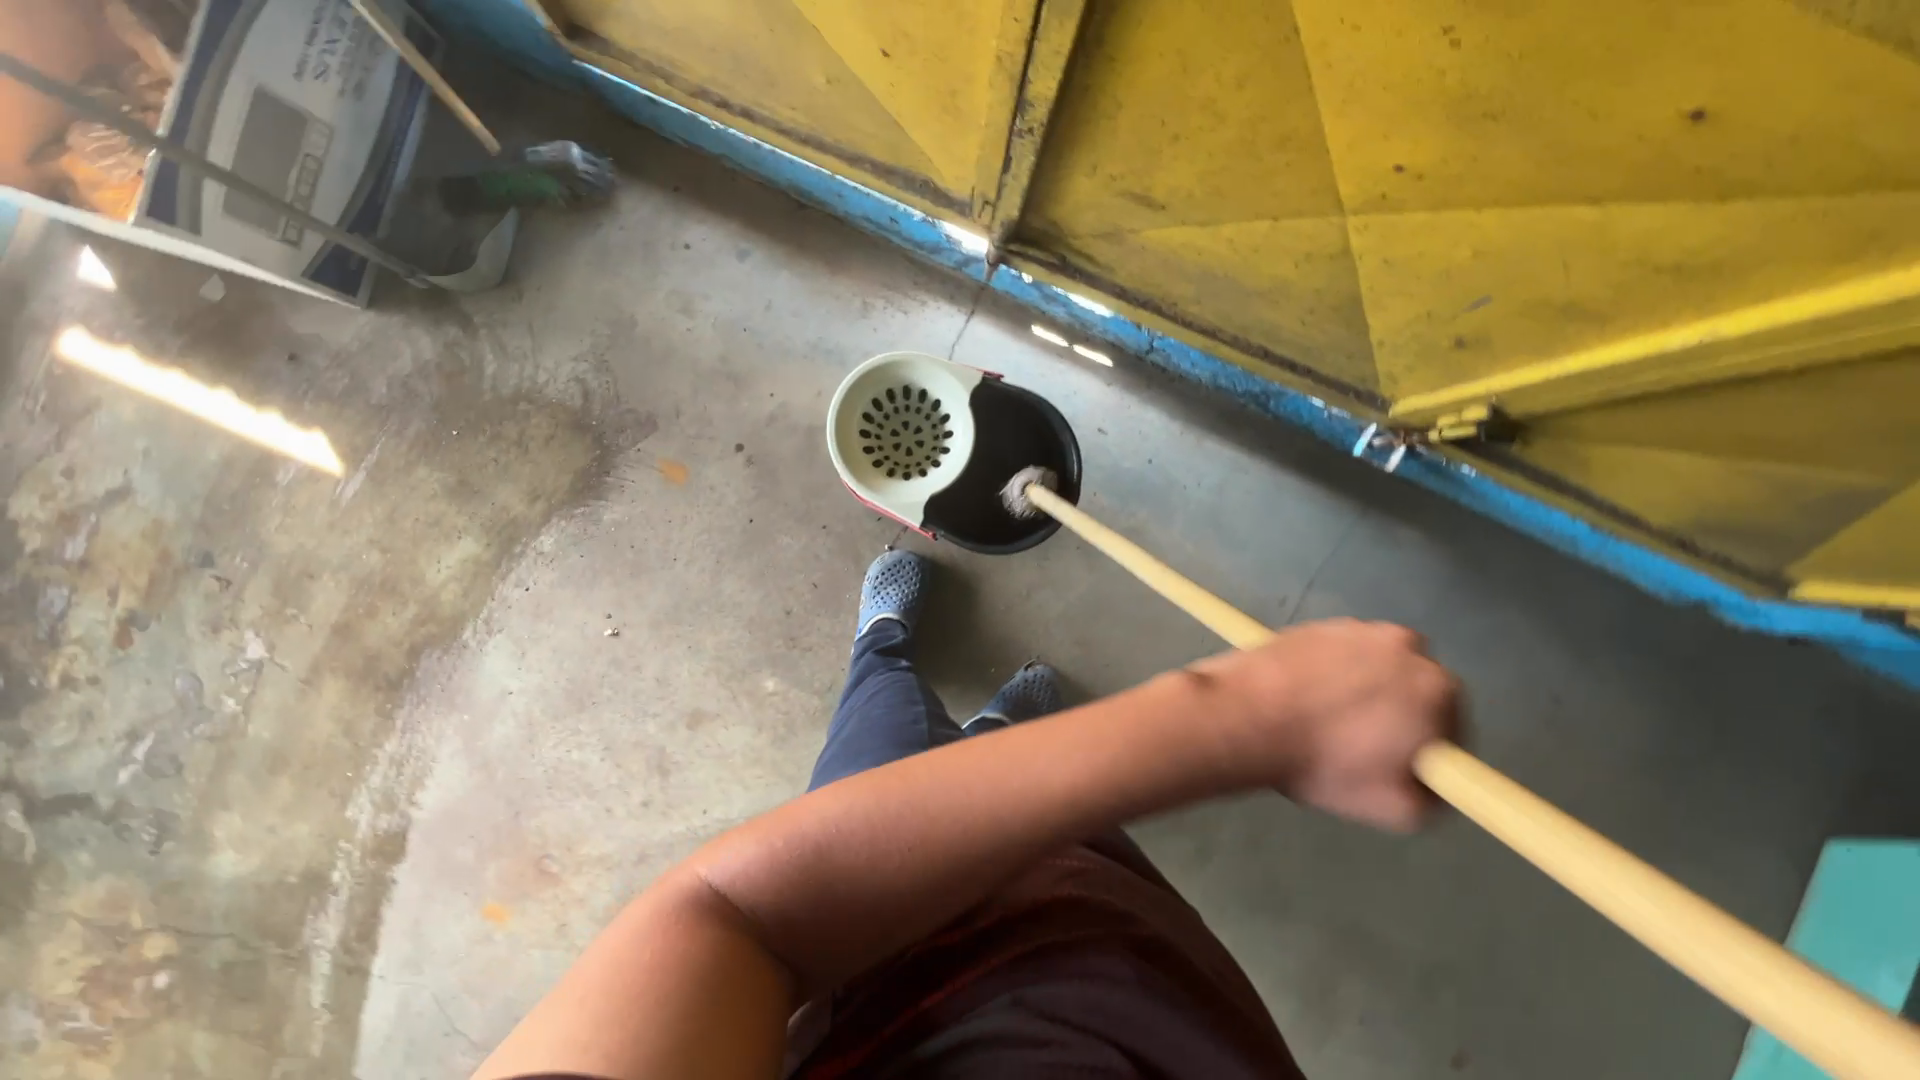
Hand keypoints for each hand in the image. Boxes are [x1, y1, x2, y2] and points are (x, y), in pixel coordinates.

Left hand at [1193, 618, 1460, 831]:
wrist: (1244, 717)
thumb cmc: (1324, 764)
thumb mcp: (1398, 810)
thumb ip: (1435, 797)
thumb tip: (1433, 782)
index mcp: (1439, 688)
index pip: (1449, 728)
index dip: (1423, 751)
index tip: (1389, 764)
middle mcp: (1408, 646)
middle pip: (1412, 691)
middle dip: (1393, 716)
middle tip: (1352, 746)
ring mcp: (1358, 627)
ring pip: (1374, 670)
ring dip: (1360, 690)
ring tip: (1320, 722)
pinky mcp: (1317, 623)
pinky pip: (1337, 655)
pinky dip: (1328, 672)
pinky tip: (1301, 697)